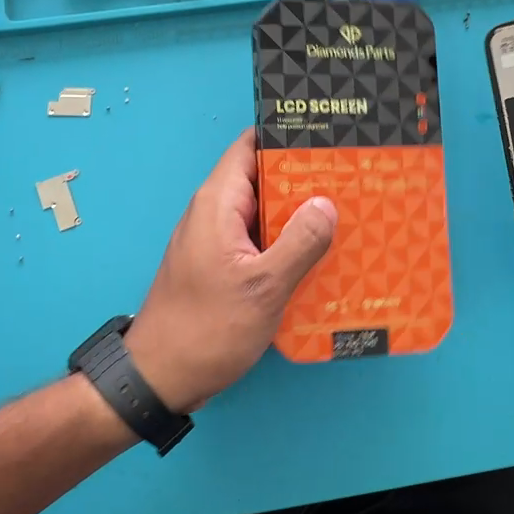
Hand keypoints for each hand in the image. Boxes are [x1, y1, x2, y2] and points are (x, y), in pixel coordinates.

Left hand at [126, 130, 337, 412]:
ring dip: (299, 215)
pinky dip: (286, 244)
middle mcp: (214, 214)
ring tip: (349, 211)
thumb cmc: (208, 328)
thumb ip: (299, 243)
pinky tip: (322, 256)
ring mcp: (216, 242)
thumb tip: (326, 203)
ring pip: (263, 214)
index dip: (286, 136)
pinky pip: (259, 243)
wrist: (160, 378)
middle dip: (304, 177)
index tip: (328, 135)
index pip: (250, 147)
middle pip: (262, 179)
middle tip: (353, 176)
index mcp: (218, 203)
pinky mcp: (221, 268)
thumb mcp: (263, 287)